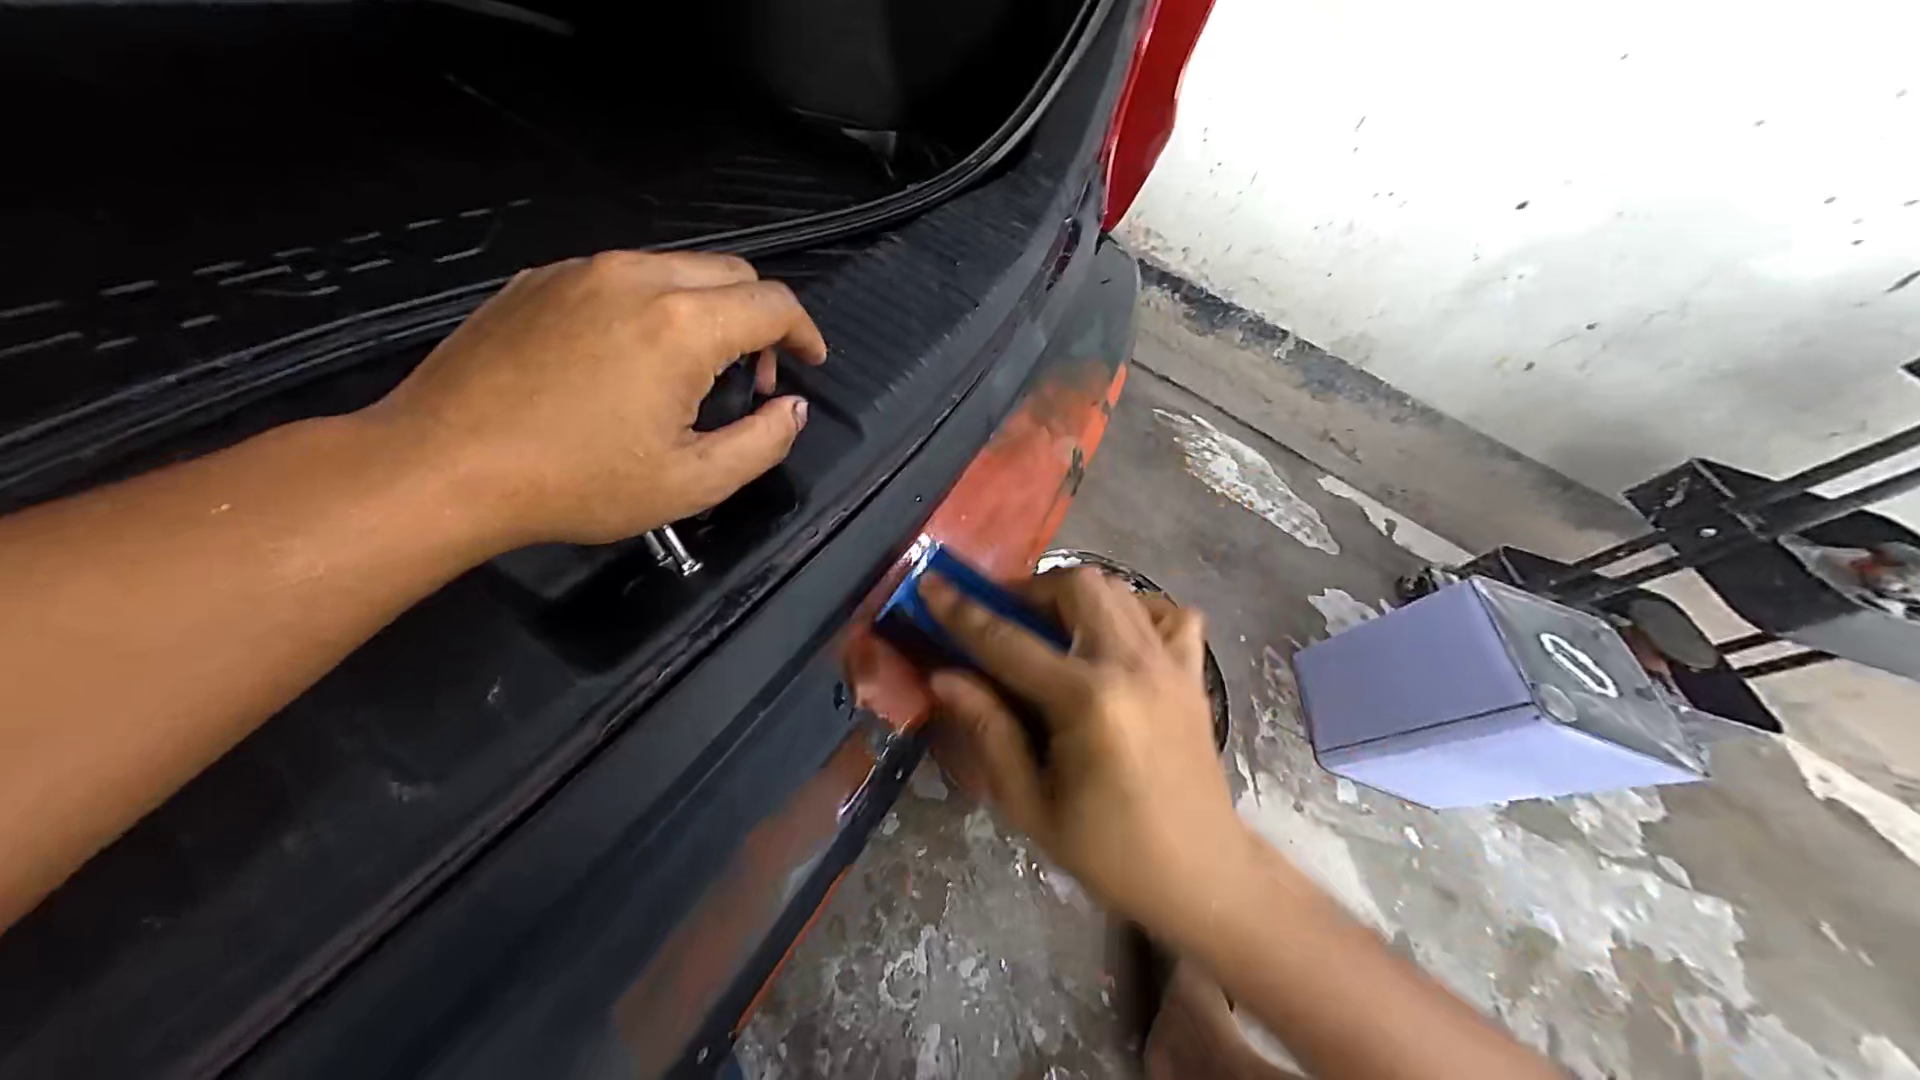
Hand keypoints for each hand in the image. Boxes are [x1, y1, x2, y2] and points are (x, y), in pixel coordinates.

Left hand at [365, 250, 826, 546]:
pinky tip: (635, 357)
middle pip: (733, 273)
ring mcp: (582, 271)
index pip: (774, 304)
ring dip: (711, 310)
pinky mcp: (540, 280)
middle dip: (761, 319)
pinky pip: (623, 275)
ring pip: (679, 267)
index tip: (809, 362)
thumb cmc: (577, 483)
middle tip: (752, 377)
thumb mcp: (693, 482)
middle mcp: (637, 277)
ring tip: (695, 370)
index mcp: (683, 326)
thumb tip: (792, 410)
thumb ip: (763, 442)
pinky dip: (657, 305)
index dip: (805, 333)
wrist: (442, 466)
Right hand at [922, 568, 1248, 935]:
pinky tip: (1114, 637)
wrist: (1203, 876)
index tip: (933, 584)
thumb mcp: (1031, 804)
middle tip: (1004, 619)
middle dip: (1029, 591)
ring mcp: (1170, 663)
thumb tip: (943, 677)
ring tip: (1050, 628)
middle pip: (1075, 586)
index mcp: (1087, 701)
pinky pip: (1167, 613)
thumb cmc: (1111, 852)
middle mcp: (1132, 665)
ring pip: (1117, 589)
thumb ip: (988, 730)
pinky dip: (1134, 609)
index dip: (963, 611)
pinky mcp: (1192, 672)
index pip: (1009, 641)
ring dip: (1074, 596)